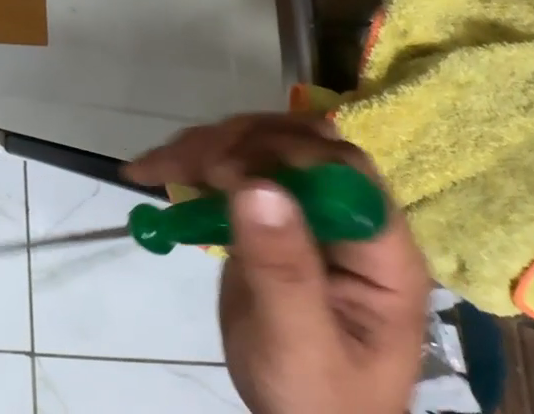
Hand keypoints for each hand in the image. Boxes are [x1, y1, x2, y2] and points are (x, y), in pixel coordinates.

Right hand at [125, 114, 431, 413]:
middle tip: (172, 166)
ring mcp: (309, 216)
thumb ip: (283, 269)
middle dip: (230, 144)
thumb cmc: (314, 396)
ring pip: (260, 146)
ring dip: (203, 147)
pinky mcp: (271, 219)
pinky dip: (191, 161)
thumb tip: (257, 187)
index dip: (279, 156)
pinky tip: (155, 172)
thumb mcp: (298, 343)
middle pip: (296, 145)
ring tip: (153, 168)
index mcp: (380, 252)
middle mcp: (349, 221)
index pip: (343, 170)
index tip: (216, 172)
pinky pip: (235, 169)